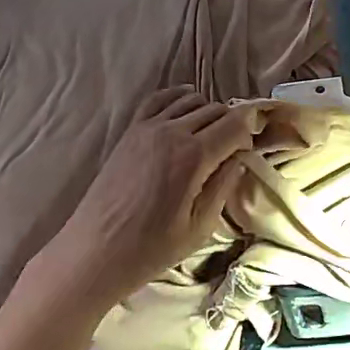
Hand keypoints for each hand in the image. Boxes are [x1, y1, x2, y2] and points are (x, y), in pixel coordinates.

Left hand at [29, 86, 259, 310]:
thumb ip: (223, 185)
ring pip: (191, 100)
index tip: (253, 147)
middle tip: (235, 147)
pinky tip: (187, 110)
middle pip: (215, 110)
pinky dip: (179, 98)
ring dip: (208, 112)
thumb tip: (239, 157)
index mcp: (193, 157)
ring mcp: (147, 127)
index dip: (250, 131)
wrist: (96, 251)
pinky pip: (160, 99)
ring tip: (211, 136)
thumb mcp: (200, 226)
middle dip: (232, 123)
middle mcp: (172, 132)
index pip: (235, 125)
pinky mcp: (131, 130)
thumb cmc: (151, 249)